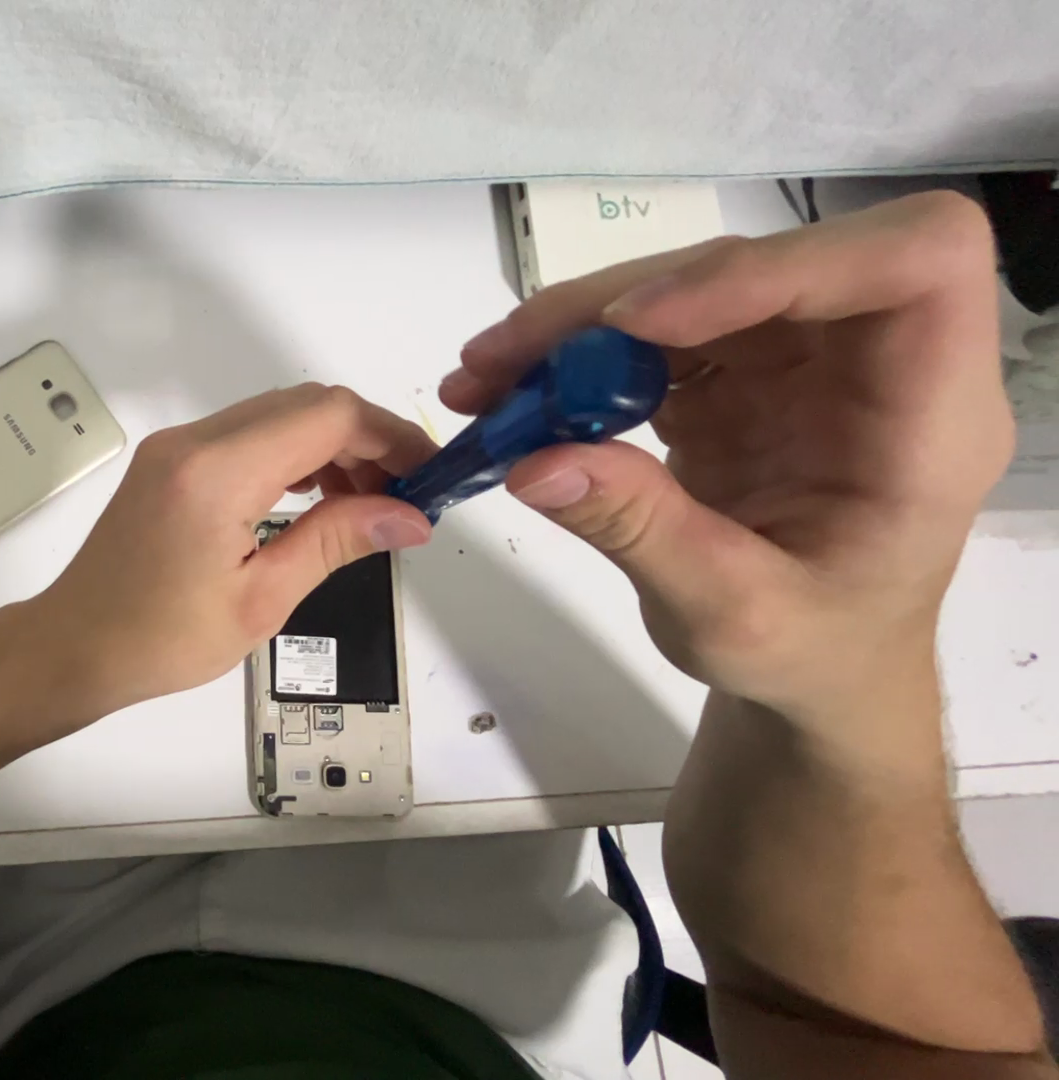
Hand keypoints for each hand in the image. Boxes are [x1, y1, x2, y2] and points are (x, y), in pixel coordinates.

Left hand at [27, 384, 437, 719]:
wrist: (75, 644)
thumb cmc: (163, 639)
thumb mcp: (262, 600)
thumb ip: (336, 541)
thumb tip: (410, 517)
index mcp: (217, 472)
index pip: (328, 416)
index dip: (391, 435)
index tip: (427, 476)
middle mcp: (193, 440)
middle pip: (304, 405)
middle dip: (365, 440)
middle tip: (399, 497)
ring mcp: (174, 445)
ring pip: (274, 415)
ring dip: (327, 445)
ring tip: (361, 503)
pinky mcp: (166, 461)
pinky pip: (243, 435)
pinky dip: (287, 454)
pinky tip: (310, 496)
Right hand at [439, 192, 1011, 716]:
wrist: (808, 664)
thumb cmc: (807, 650)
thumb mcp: (726, 613)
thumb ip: (638, 532)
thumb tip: (530, 463)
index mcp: (919, 420)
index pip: (905, 267)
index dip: (765, 270)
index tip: (630, 324)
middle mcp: (862, 367)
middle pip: (756, 269)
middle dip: (615, 302)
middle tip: (499, 359)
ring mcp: (791, 369)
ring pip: (684, 294)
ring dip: (572, 327)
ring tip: (482, 378)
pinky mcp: (729, 383)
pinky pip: (643, 341)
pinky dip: (568, 361)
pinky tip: (510, 394)